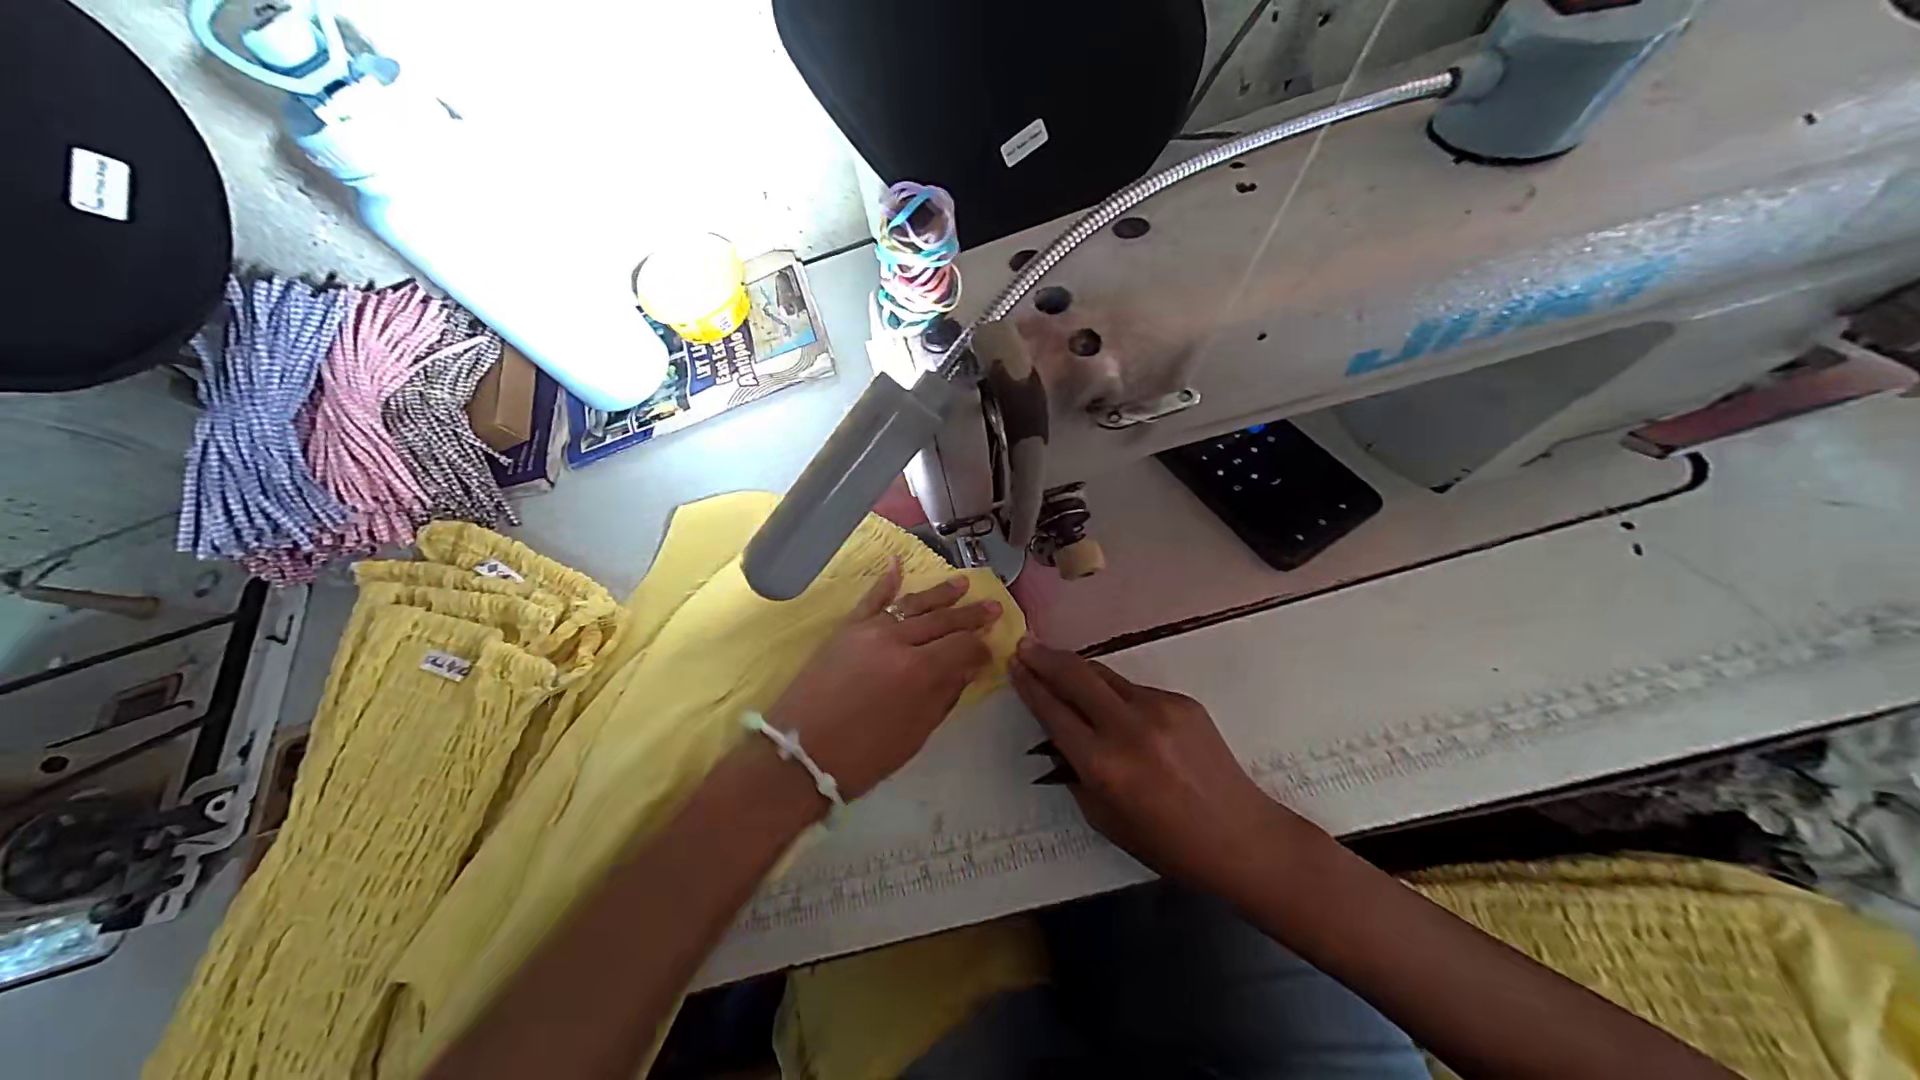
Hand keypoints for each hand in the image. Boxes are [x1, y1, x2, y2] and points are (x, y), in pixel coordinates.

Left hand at [768, 559, 1000, 800]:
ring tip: (963, 584)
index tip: (991, 650)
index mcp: (919, 671)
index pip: (963, 647)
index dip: (981, 648)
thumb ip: (944, 695)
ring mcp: (868, 630)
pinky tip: (898, 564)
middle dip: (970, 615)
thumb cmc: (863, 756)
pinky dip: (886, 581)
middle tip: (993, 607)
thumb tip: (967, 668)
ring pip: (912, 604)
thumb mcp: (915, 734)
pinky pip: (871, 599)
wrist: (799, 755)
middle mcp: (897, 640)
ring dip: (940, 594)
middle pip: (942, 620)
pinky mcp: (845, 629)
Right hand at [1010, 639, 1301, 892]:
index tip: (1014, 665)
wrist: (1241, 837)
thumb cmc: (1167, 844)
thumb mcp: (1104, 818)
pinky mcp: (1182, 702)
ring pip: (1105, 676)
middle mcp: (1128, 728)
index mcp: (1103, 765)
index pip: (1054, 712)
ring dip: (1076, 667)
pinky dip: (1113, 692)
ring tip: (1054, 660)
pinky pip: (1134, 690)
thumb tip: (1057, 739)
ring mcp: (1159, 709)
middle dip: (1045, 658)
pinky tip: (1108, 701)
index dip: (1029, 685)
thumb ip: (1075, 774)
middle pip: (1075, 677)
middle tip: (1025, 645)